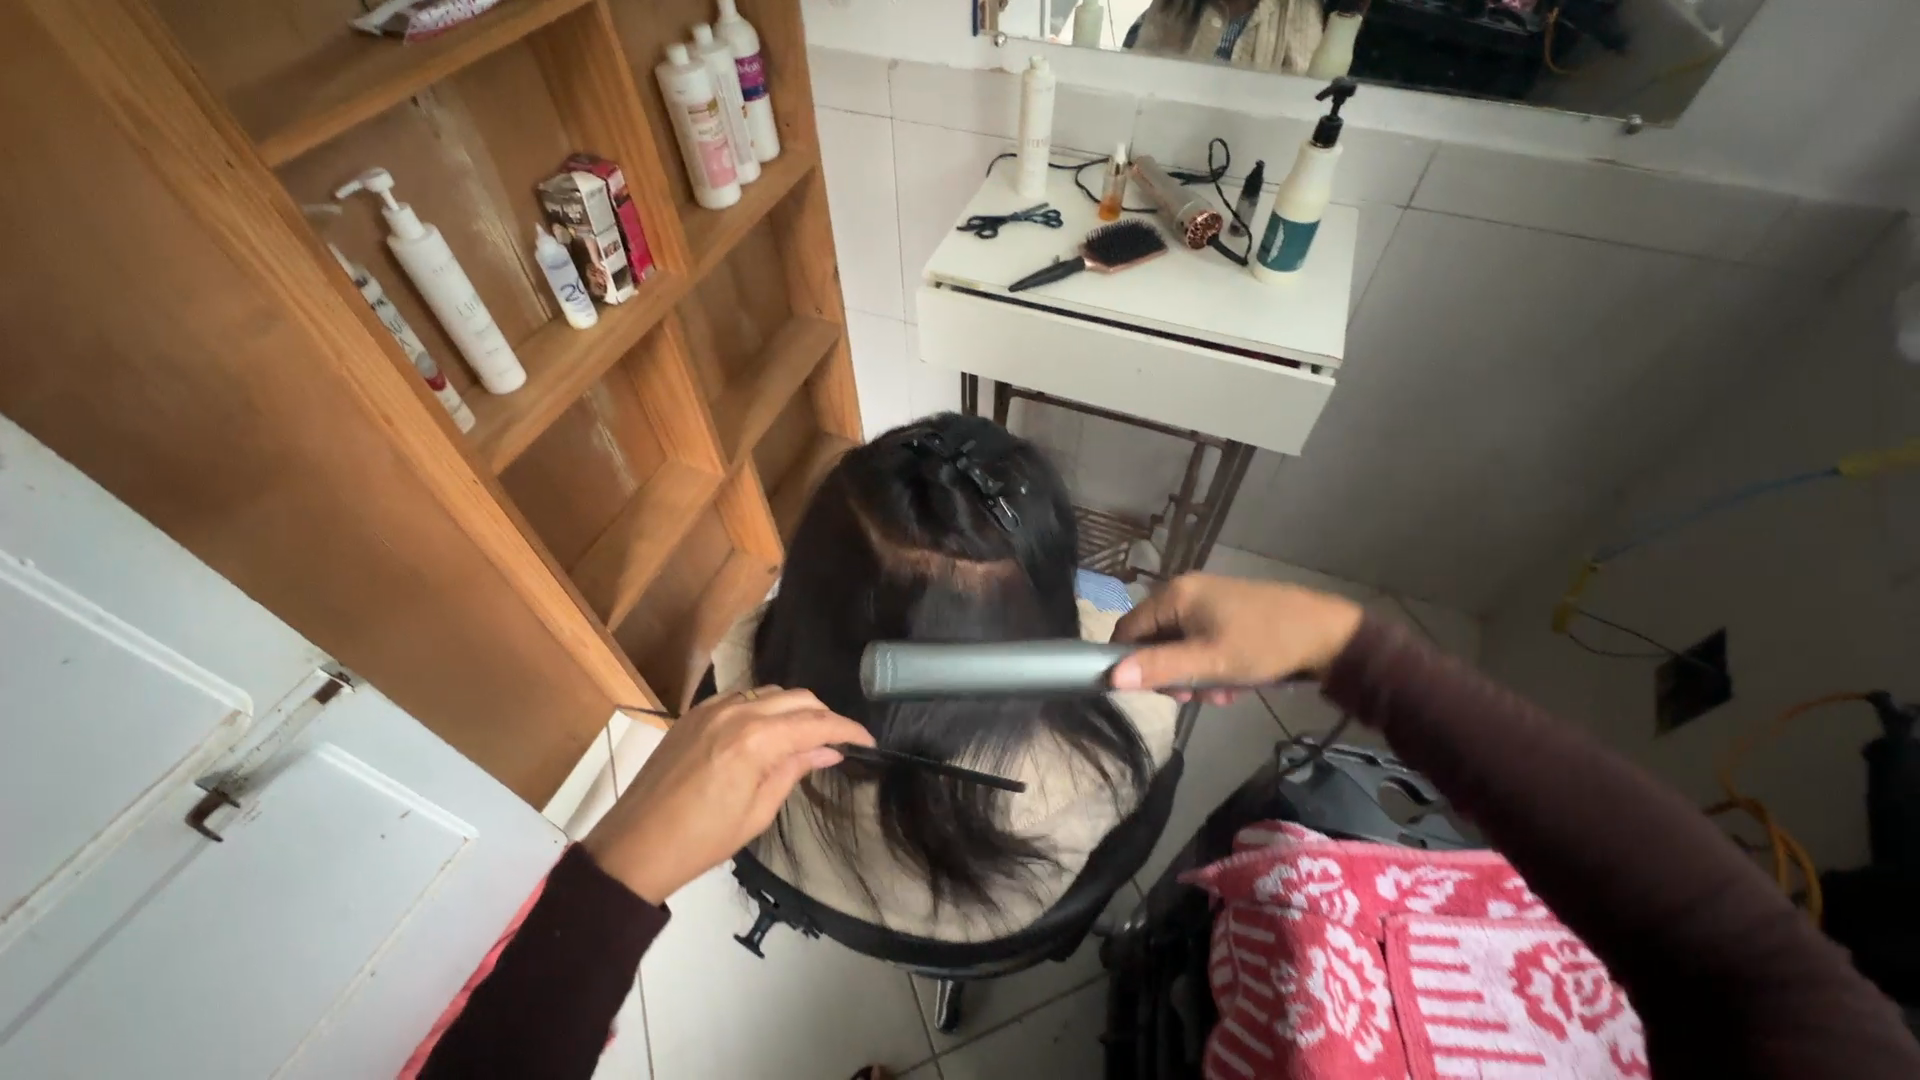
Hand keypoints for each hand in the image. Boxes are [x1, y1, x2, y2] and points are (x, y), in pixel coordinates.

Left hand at [583, 687, 873, 904]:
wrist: (634, 847)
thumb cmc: (701, 840)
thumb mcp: (758, 811)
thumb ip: (794, 769)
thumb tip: (828, 750)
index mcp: (755, 740)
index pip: (816, 722)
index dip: (847, 730)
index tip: (867, 740)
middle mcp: (736, 712)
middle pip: (797, 697)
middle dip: (824, 715)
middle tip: (839, 741)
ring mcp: (711, 708)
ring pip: (770, 692)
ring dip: (795, 708)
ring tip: (806, 736)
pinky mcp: (694, 714)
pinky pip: (742, 698)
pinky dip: (764, 707)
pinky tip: (769, 731)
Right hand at [1108, 574, 1362, 702]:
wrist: (1329, 634)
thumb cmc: (1264, 644)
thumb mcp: (1210, 662)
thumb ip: (1160, 668)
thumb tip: (1111, 677)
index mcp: (1174, 595)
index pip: (1126, 630)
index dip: (1130, 663)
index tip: (1154, 691)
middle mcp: (1185, 592)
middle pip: (1154, 641)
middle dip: (1173, 674)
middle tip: (1197, 695)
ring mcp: (1207, 602)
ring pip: (1180, 648)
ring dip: (1195, 676)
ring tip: (1223, 691)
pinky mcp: (1226, 614)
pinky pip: (1201, 644)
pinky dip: (1212, 666)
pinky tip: (1235, 682)